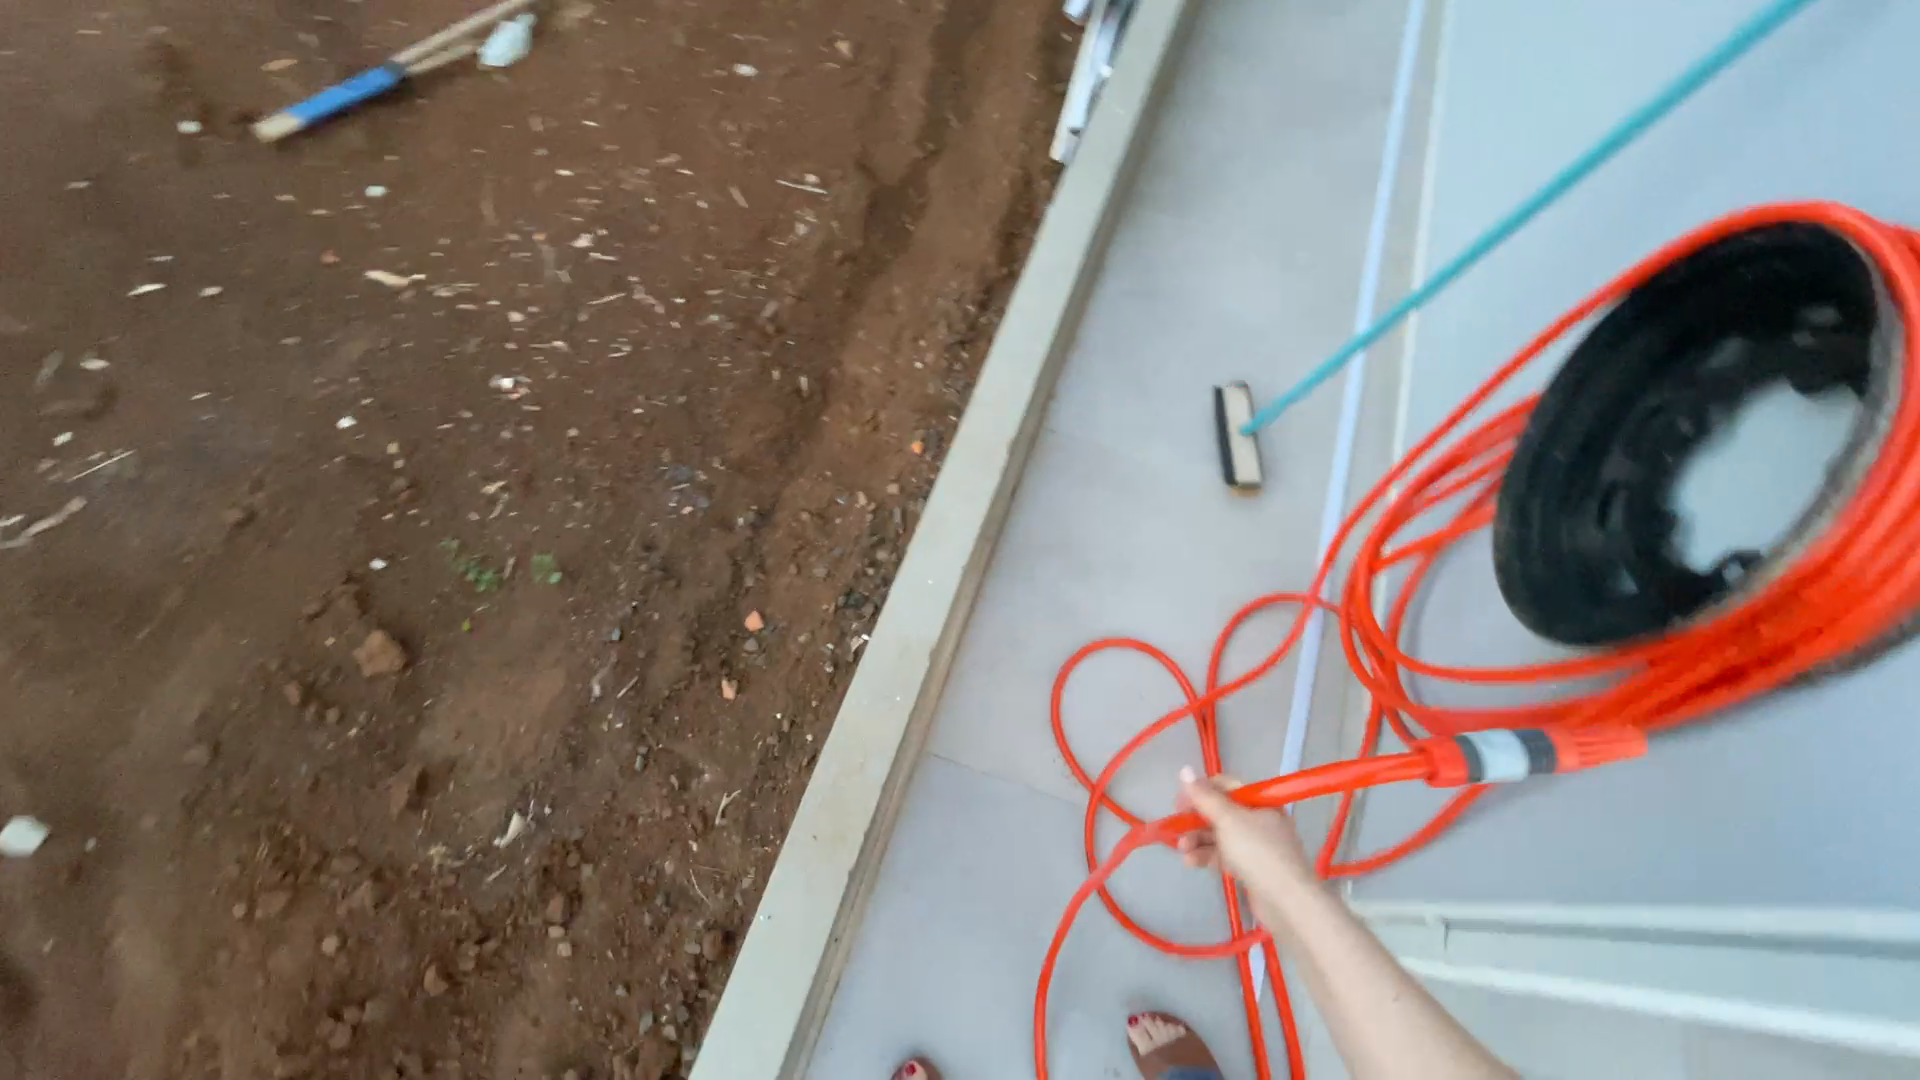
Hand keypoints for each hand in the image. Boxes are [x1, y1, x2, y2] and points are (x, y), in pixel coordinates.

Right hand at [1176, 766, 1318, 901]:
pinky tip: (1191, 862)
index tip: (1179, 802)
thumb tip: (1184, 769)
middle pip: (1220, 812)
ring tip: (1182, 850)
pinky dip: (1206, 856)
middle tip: (1176, 827)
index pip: (1225, 786)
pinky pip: (1223, 855)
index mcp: (1260, 803)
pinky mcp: (1250, 868)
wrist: (1288, 903)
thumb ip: (1204, 797)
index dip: (1200, 790)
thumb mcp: (1229, 820)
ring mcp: (1255, 846)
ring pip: (1219, 835)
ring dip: (1197, 840)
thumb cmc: (1258, 853)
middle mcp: (1258, 821)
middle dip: (1195, 819)